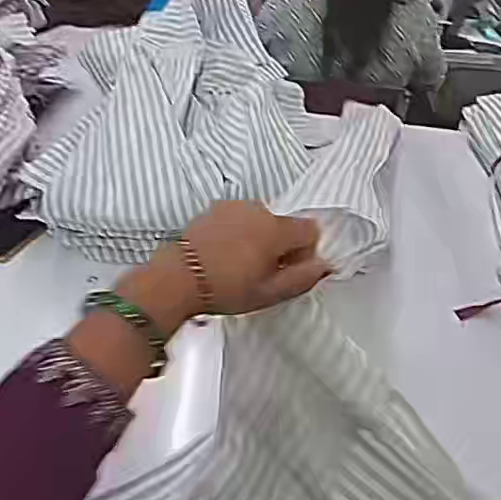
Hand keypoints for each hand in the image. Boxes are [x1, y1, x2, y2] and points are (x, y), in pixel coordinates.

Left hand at [113, 201, 328, 334]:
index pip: (311, 230)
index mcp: (277, 228)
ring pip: (262, 220)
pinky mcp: (215, 209)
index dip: (305, 252)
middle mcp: (258, 209)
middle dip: (281, 245)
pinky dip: (239, 232)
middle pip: (285, 224)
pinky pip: (240, 218)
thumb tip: (324, 265)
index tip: (288, 270)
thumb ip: (303, 277)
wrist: (176, 279)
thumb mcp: (270, 293)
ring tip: (240, 265)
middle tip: (263, 272)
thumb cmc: (225, 288)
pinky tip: (225, 254)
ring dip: (260, 237)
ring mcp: (234, 206)